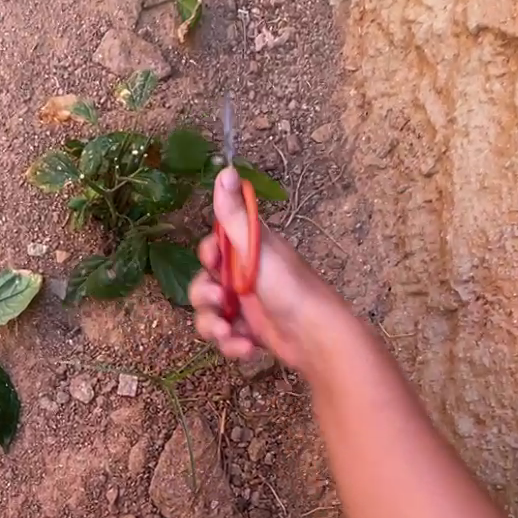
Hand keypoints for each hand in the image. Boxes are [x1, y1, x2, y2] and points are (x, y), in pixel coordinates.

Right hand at [189, 167, 351, 375]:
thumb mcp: (256, 248)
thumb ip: (234, 215)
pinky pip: (224, 339)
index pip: (213, 248)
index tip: (212, 261)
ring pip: (208, 315)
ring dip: (213, 327)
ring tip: (229, 334)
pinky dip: (231, 345)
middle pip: (203, 284)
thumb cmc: (288, 287)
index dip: (207, 256)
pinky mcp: (247, 334)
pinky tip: (247, 348)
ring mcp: (244, 308)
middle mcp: (244, 278)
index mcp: (249, 252)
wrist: (314, 335)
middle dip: (204, 298)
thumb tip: (225, 170)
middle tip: (217, 301)